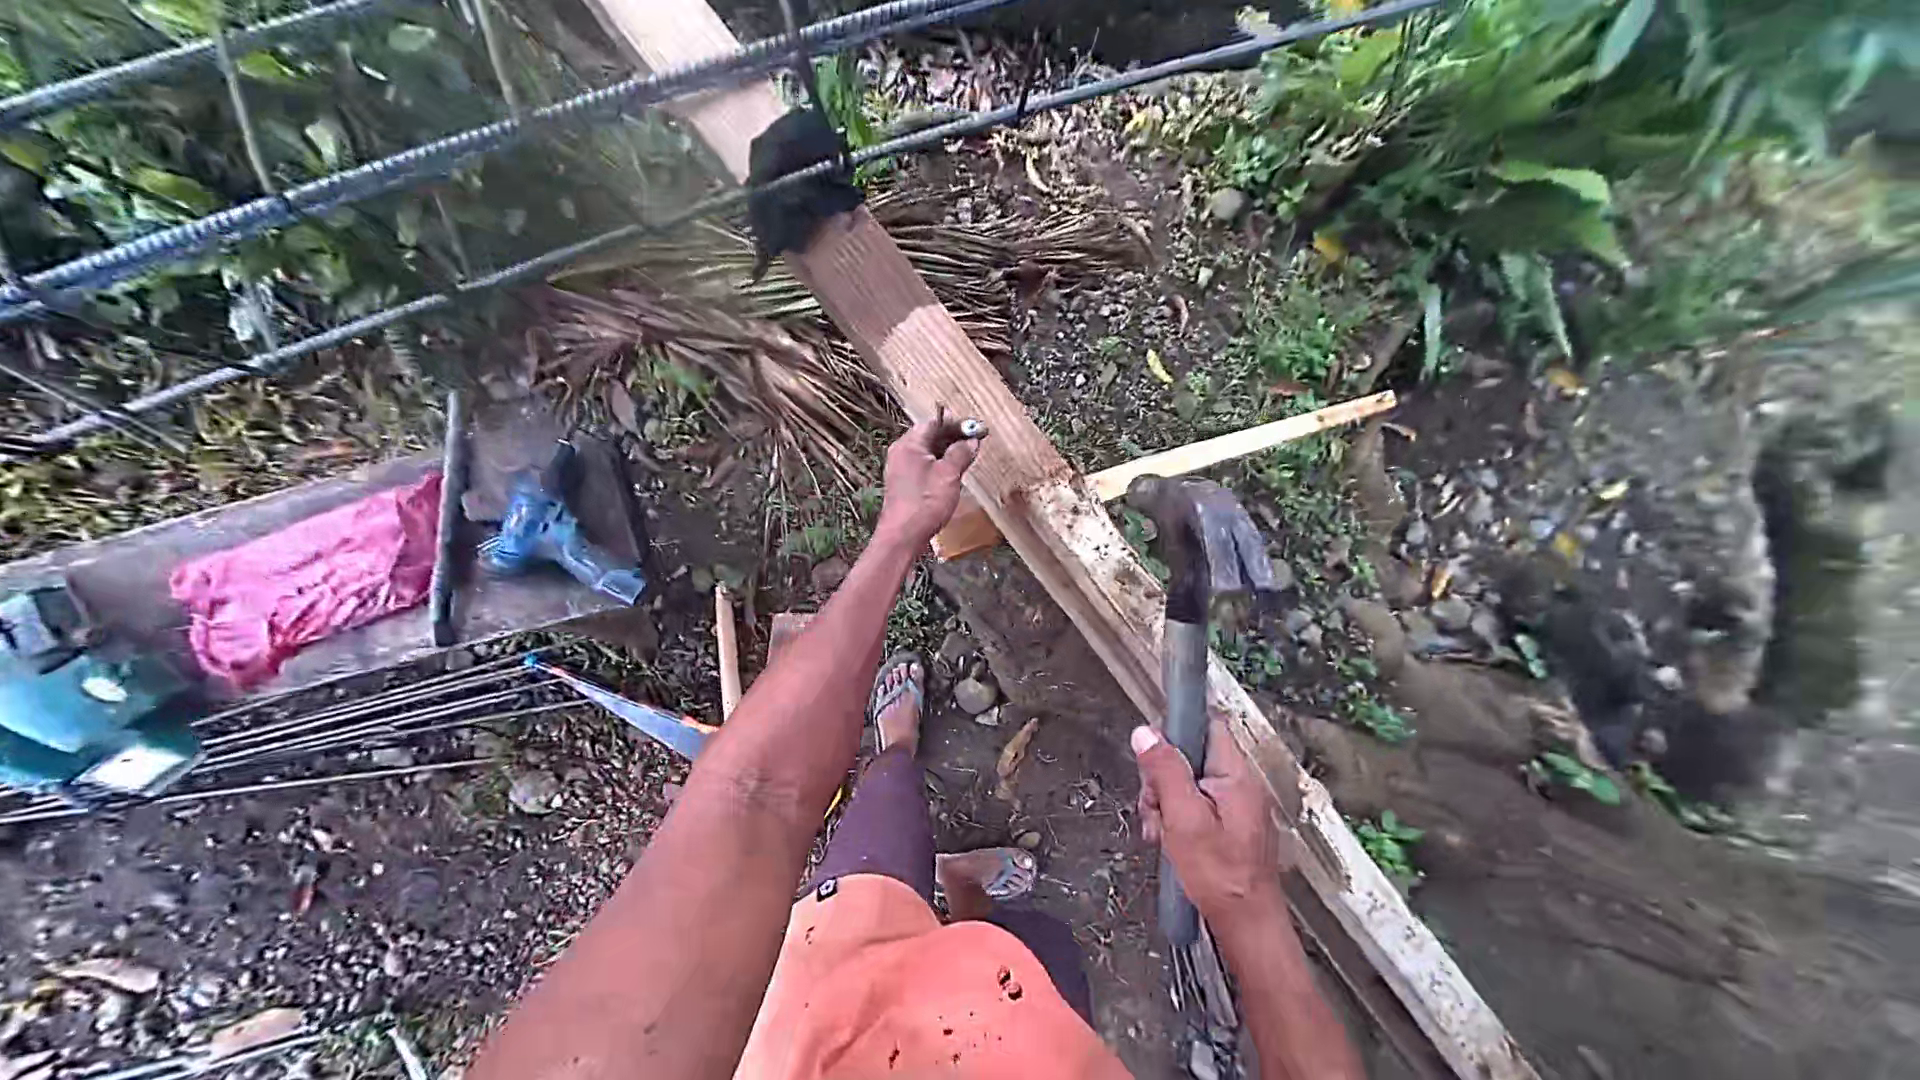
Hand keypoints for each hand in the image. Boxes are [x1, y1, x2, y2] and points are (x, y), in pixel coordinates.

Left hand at [875, 414, 979, 547]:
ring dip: (947, 453)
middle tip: (975, 441)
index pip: (934, 423)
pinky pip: (923, 467)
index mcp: (909, 444)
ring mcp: (901, 470)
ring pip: (927, 453)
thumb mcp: (949, 474)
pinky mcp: (904, 485)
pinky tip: (953, 475)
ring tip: (967, 456)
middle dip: (953, 437)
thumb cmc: (924, 503)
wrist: (903, 536)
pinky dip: (939, 466)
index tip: (975, 427)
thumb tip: (971, 441)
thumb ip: (961, 453)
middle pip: (929, 436)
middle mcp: (901, 453)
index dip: (956, 423)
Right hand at [1132, 718, 1287, 924]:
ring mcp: (1234, 807)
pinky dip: (1175, 820)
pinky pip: (1192, 807)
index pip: (1207, 727)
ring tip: (1163, 833)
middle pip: (1188, 758)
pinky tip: (1170, 842)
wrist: (1246, 929)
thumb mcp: (1184, 819)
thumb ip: (1165, 772)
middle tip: (1157, 808)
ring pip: (1185, 784)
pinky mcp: (1227, 826)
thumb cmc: (1221, 879)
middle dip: (1162, 780)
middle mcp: (1239, 786)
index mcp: (1236, 777)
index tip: (1155, 755)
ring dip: (1164, 804)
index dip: (1176, 733)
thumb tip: (1146, 734)